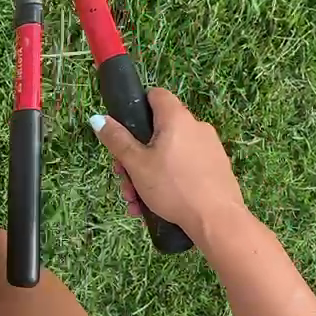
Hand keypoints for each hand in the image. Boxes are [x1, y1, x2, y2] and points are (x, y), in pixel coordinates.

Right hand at [90, 87, 248, 242]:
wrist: (217, 220)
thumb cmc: (173, 186)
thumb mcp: (135, 164)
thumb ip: (116, 139)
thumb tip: (98, 118)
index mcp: (176, 119)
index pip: (156, 95)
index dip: (137, 106)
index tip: (124, 129)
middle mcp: (196, 127)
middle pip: (158, 131)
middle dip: (135, 155)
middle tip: (124, 177)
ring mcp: (209, 148)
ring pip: (168, 154)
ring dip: (147, 173)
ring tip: (137, 200)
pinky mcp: (216, 169)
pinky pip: (184, 168)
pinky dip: (168, 181)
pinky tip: (155, 205)